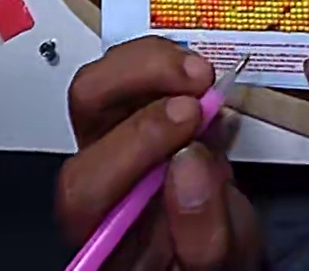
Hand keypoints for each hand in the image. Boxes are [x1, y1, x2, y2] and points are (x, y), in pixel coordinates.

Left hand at [57, 37, 262, 269]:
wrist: (210, 232)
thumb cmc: (204, 253)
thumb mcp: (222, 261)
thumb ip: (204, 230)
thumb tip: (191, 159)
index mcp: (104, 225)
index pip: (88, 185)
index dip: (139, 141)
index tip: (193, 117)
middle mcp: (94, 170)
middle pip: (86, 103)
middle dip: (140, 77)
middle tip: (195, 81)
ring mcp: (108, 131)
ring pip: (103, 74)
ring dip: (155, 62)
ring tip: (201, 74)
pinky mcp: (128, 103)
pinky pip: (129, 64)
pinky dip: (164, 57)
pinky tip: (194, 72)